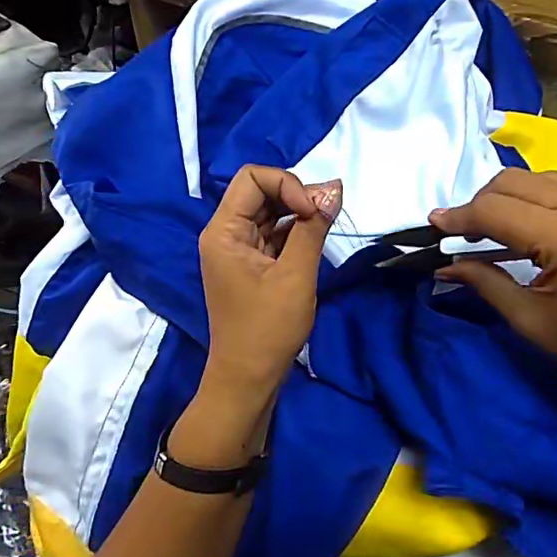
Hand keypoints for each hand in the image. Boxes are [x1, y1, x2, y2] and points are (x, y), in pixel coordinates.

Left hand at [170, 166, 333, 468]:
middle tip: (327, 214)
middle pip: (260, 191)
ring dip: (298, 212)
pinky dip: (295, 231)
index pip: (252, 178)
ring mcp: (237, 248)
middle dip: (296, 195)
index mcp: (223, 231)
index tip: (312, 209)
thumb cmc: (267, 329)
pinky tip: (316, 238)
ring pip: (269, 211)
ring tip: (326, 225)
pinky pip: (273, 233)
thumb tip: (333, 188)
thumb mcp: (295, 276)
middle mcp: (225, 233)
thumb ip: (312, 228)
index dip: (286, 183)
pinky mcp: (251, 263)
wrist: (248, 378)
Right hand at [431, 155, 556, 410]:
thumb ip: (485, 282)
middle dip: (485, 203)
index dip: (459, 217)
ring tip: (525, 224)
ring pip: (553, 174)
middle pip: (517, 182)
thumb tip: (445, 265)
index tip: (439, 225)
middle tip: (477, 231)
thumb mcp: (532, 321)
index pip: (494, 211)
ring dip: (526, 195)